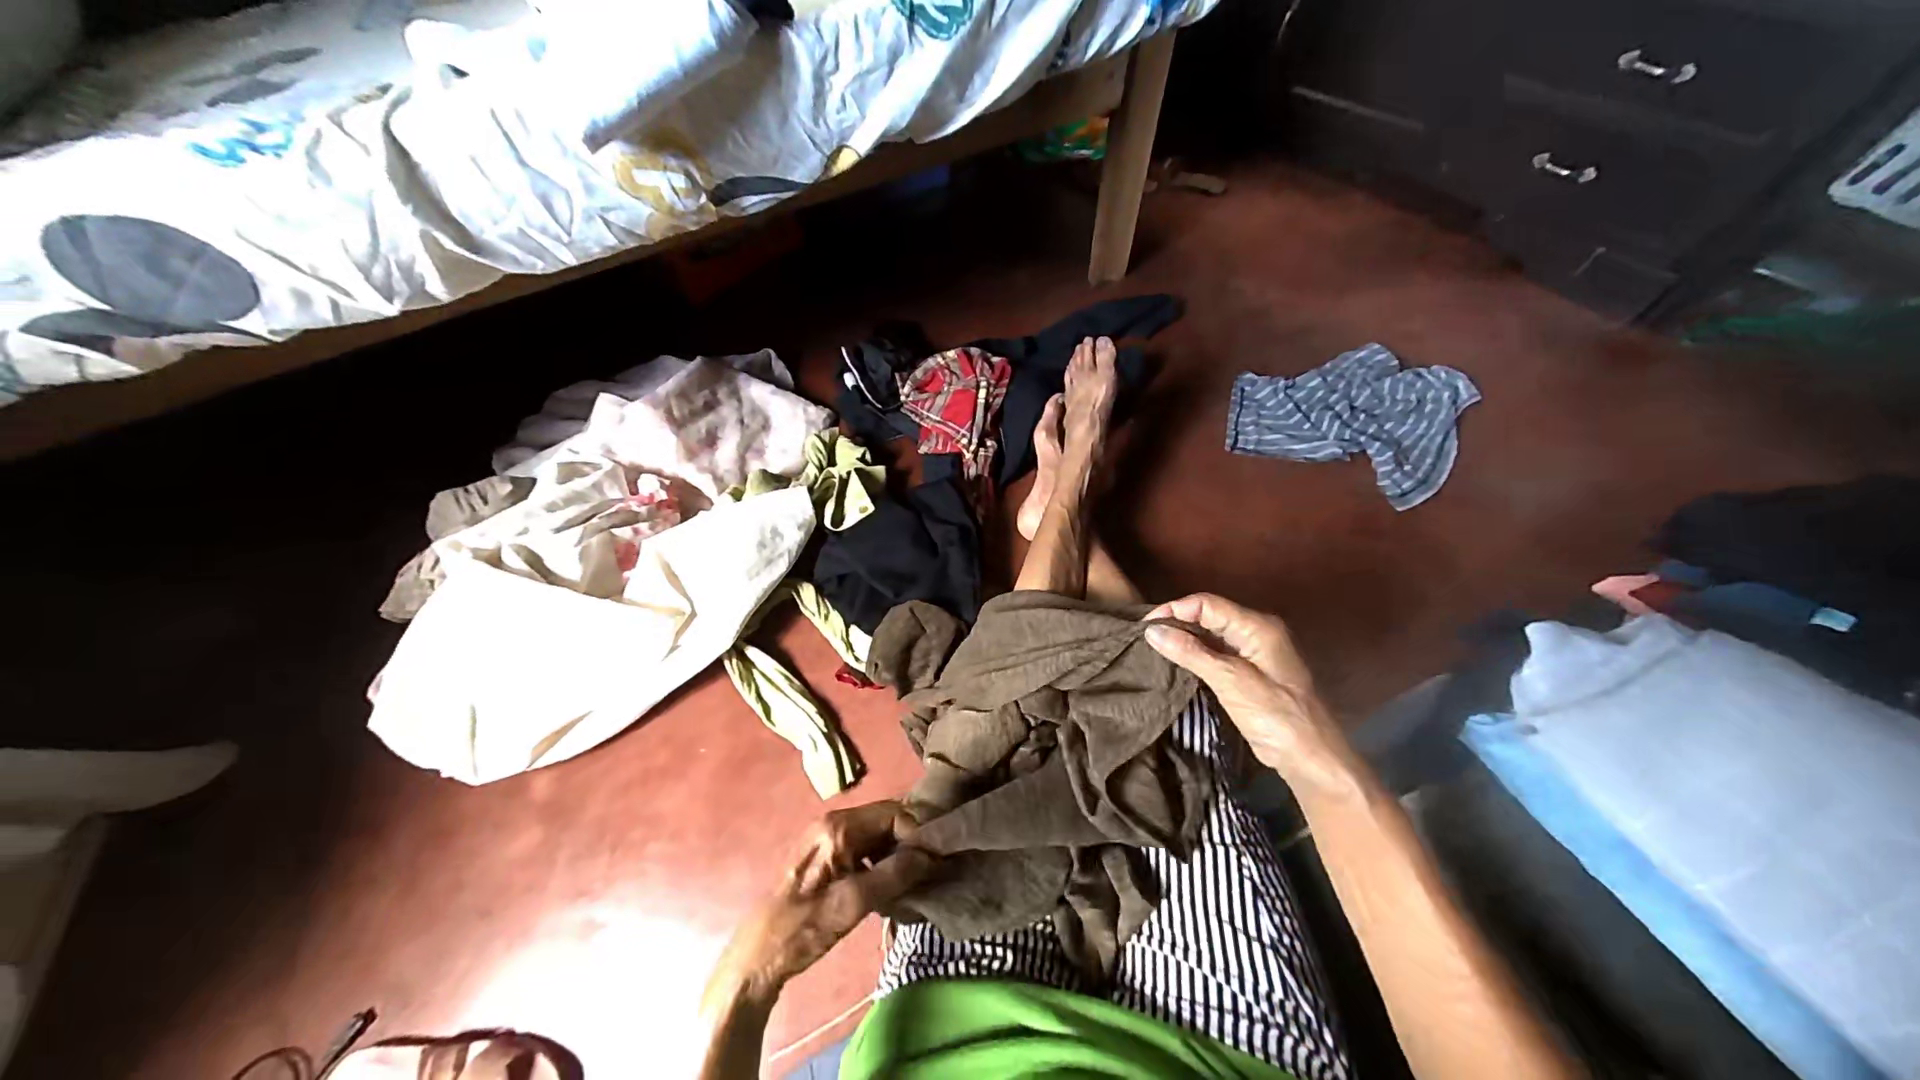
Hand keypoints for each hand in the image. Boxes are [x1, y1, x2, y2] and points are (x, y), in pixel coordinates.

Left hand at [703, 801, 933, 1008]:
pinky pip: (866, 848)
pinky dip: (883, 862)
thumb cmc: (803, 929)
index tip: (935, 862)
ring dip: (899, 854)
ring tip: (918, 879)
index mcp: (837, 826)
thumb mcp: (853, 904)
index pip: (895, 813)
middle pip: (887, 821)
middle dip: (912, 843)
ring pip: (878, 836)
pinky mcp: (827, 856)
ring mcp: (828, 838)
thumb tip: (932, 854)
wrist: (758, 958)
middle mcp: (834, 822)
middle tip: (932, 870)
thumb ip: (894, 874)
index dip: (918, 834)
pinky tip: (894, 885)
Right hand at [1143, 593, 1359, 794]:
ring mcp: (1253, 652)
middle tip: (1144, 638)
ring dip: (1183, 639)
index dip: (1174, 609)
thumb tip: (1152, 631)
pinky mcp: (1248, 672)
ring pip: (1209, 634)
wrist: (1311, 758)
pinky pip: (1215, 652)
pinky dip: (1194, 654)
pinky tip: (1175, 663)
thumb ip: (1192, 653)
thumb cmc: (1277, 717)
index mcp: (1257, 627)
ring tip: (1152, 649)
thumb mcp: (1231, 682)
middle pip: (1208, 615)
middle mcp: (1256, 632)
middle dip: (1176, 622)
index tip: (1144, 626)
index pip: (1206, 603)